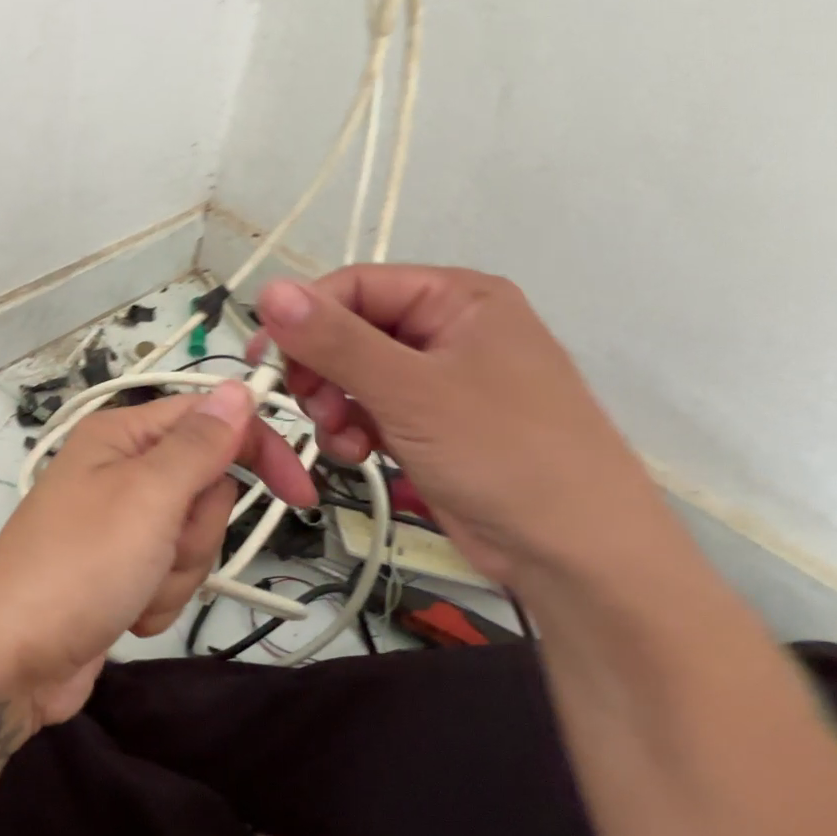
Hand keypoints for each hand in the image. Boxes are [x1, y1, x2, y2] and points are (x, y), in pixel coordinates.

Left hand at [0, 383, 314, 724]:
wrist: (10, 660)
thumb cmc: (78, 567)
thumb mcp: (147, 496)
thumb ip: (199, 443)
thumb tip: (238, 388)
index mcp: (119, 437)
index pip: (210, 420)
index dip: (258, 451)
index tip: (299, 497)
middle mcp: (117, 474)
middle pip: (205, 488)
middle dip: (196, 531)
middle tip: (157, 547)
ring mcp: (117, 529)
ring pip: (192, 540)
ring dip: (175, 573)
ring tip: (132, 588)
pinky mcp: (116, 575)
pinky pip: (168, 578)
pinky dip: (156, 601)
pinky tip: (123, 614)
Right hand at [252, 265, 664, 583]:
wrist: (573, 550)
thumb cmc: (502, 453)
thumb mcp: (409, 391)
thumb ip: (335, 341)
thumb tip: (268, 290)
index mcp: (457, 298)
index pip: (354, 286)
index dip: (303, 319)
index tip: (263, 361)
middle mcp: (448, 329)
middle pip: (349, 330)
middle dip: (321, 371)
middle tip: (313, 408)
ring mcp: (439, 379)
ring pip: (353, 374)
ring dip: (334, 406)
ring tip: (344, 439)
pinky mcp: (430, 423)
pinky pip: (370, 410)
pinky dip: (354, 430)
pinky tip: (360, 455)